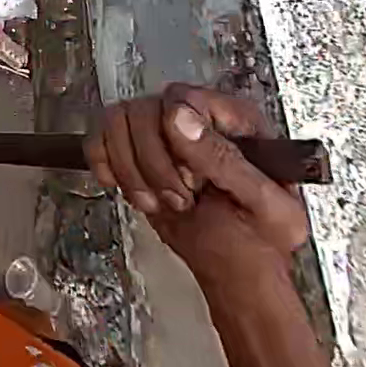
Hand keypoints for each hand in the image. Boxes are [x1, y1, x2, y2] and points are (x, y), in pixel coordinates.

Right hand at [84, 83, 308, 282]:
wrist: (235, 268)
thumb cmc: (259, 241)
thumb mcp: (266, 207)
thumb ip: (227, 160)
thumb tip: (180, 117)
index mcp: (234, 119)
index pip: (183, 97)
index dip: (178, 138)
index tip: (192, 175)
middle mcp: (194, 115)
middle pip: (144, 109)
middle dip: (154, 164)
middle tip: (179, 197)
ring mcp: (161, 130)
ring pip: (117, 120)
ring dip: (130, 170)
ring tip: (157, 200)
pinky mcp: (135, 149)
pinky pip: (100, 137)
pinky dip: (106, 165)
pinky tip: (132, 190)